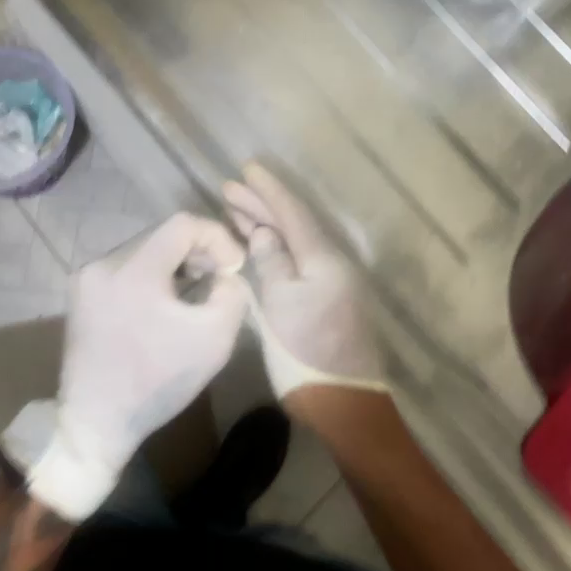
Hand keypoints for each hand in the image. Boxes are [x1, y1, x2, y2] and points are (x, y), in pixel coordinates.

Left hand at [25, 213, 249, 521]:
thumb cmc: (157, 382)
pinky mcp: (82, 294)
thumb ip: (231, 294)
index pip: (184, 224)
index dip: (217, 238)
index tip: (234, 269)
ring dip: (176, 264)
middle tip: (220, 280)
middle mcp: (104, 263)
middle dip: (198, 252)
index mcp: (133, 269)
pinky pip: (127, 268)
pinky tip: (167, 305)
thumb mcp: (214, 339)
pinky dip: (153, 276)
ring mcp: (87, 277)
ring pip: (145, 250)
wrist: (95, 424)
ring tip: (196, 293)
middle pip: (162, 235)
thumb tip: (226, 274)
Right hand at [222, 164, 386, 404]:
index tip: (246, 169)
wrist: (342, 401)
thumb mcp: (280, 303)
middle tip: (228, 189)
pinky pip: (297, 259)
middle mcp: (330, 262)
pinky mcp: (325, 299)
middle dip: (261, 206)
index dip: (268, 190)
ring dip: (266, 225)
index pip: (292, 212)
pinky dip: (275, 248)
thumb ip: (272, 262)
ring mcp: (330, 281)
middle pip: (293, 224)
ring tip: (235, 211)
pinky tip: (258, 246)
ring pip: (294, 242)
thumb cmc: (306, 350)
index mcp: (322, 257)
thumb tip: (265, 234)